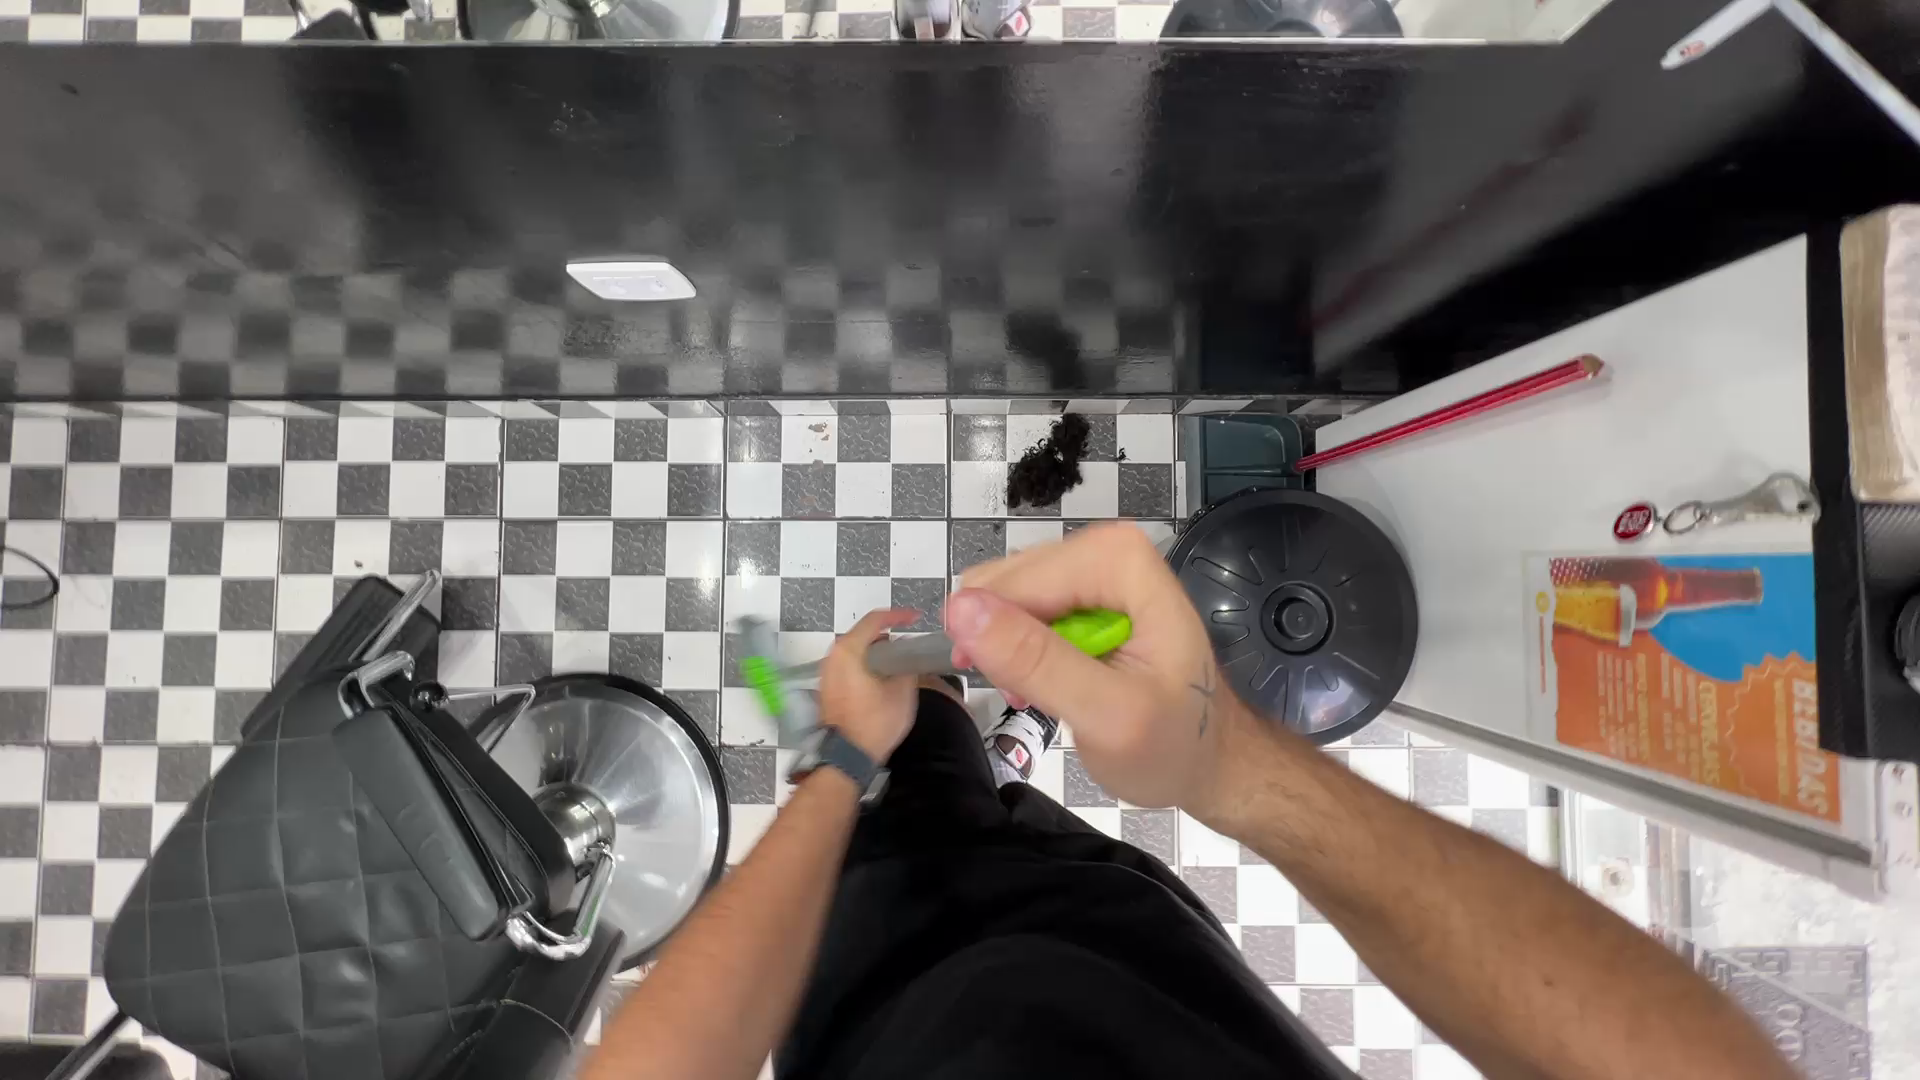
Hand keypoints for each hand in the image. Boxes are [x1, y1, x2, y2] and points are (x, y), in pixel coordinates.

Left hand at [816, 609, 922, 763]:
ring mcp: (826, 672)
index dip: (898, 616)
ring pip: (855, 649)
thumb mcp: (902, 692)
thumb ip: (907, 665)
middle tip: (907, 641)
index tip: (915, 619)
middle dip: (887, 634)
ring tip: (898, 659)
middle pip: (862, 632)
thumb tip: (907, 655)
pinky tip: (882, 675)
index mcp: (849, 651)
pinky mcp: (827, 686)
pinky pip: (849, 664)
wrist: (847, 757)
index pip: (875, 619)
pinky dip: (865, 662)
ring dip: (876, 650)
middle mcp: (832, 656)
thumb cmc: (874, 723)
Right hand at [946, 523, 1252, 811]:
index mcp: (1119, 561)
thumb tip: (959, 610)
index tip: (1007, 689)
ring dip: (1008, 649)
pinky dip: (1017, 649)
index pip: (1019, 582)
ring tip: (1041, 692)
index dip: (995, 634)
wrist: (1208, 760)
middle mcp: (1104, 548)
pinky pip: (1016, 607)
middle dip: (1002, 641)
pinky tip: (1043, 681)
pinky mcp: (1079, 590)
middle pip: (1005, 581)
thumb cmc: (1172, 745)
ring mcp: (1091, 567)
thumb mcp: (1106, 715)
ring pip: (1001, 594)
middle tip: (1029, 696)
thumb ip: (1036, 662)